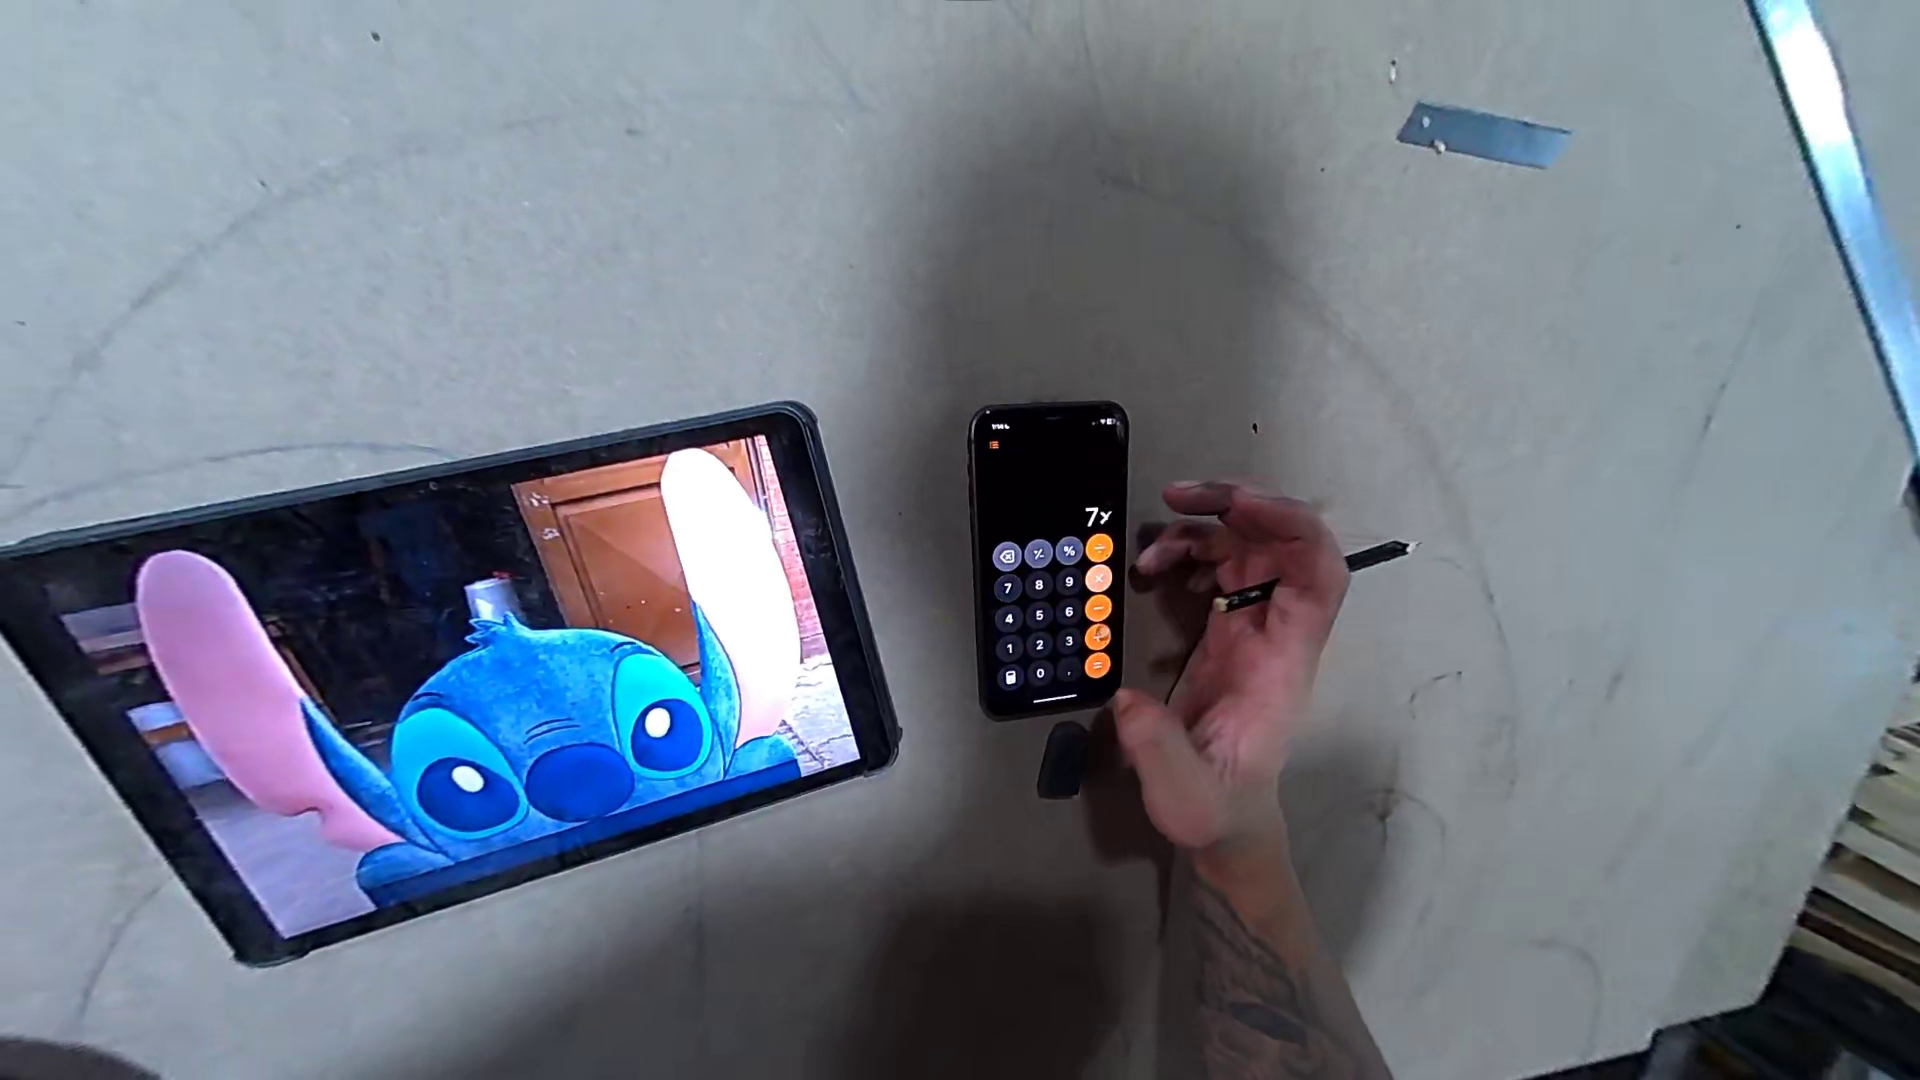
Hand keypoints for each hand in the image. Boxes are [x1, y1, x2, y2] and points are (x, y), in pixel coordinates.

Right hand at [1113, 481, 1348, 856]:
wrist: (1222, 816)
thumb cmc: (1213, 807)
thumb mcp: (1184, 794)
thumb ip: (1158, 751)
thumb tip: (1125, 698)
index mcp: (1282, 660)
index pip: (1317, 574)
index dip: (1287, 525)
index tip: (1231, 505)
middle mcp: (1278, 632)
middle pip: (1285, 543)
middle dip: (1237, 505)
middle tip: (1174, 496)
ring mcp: (1256, 627)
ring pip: (1250, 548)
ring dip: (1202, 530)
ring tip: (1149, 551)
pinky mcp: (1230, 629)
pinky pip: (1223, 567)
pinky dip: (1189, 552)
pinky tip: (1157, 569)